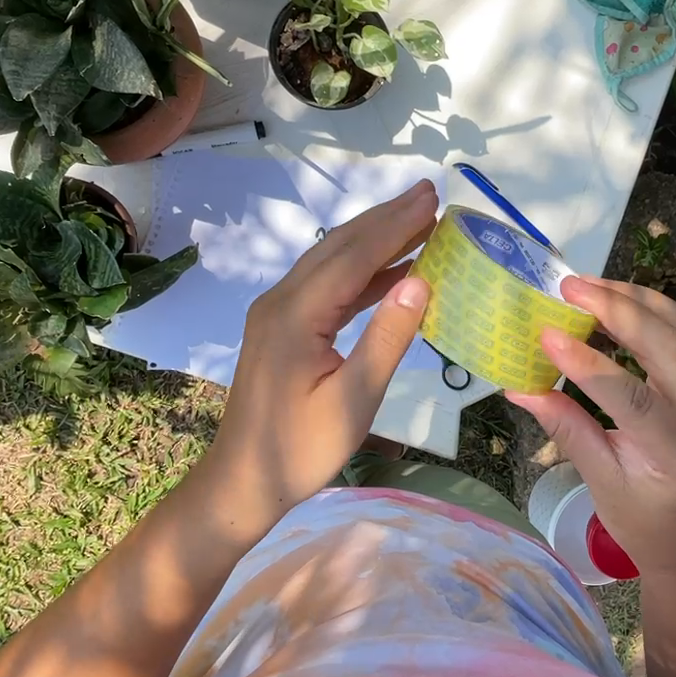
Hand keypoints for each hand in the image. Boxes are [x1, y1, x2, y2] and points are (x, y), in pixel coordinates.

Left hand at [205, 180, 437, 507]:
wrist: (243, 481)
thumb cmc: (301, 449)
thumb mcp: (354, 399)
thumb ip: (388, 337)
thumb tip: (422, 279)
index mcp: (296, 315)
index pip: (354, 256)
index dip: (395, 225)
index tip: (432, 198)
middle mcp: (281, 301)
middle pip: (340, 248)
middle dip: (386, 219)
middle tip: (430, 194)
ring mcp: (278, 311)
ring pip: (332, 262)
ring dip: (375, 240)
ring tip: (420, 222)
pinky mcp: (282, 326)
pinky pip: (327, 286)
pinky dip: (363, 273)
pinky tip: (394, 273)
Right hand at [507, 277, 675, 574]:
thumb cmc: (641, 518)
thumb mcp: (600, 483)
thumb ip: (567, 429)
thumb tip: (519, 387)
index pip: (635, 400)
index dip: (588, 364)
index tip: (547, 334)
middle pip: (673, 346)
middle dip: (620, 308)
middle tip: (571, 287)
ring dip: (637, 298)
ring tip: (588, 286)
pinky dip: (650, 309)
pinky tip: (613, 302)